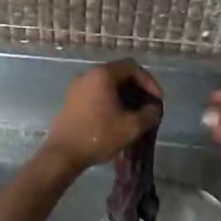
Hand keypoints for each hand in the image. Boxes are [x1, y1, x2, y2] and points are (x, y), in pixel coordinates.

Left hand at [41, 60, 164, 171]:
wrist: (63, 154)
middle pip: (119, 74)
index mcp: (102, 75)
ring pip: (107, 84)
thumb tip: (154, 108)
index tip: (157, 100)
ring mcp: (77, 87)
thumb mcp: (131, 127)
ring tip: (134, 114)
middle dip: (137, 89)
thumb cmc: (98, 136)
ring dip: (124, 96)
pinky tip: (116, 118)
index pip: (132, 67)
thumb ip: (150, 114)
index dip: (149, 82)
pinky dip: (110, 100)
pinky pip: (96, 93)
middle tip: (148, 107)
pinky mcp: (71, 100)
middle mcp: (88, 75)